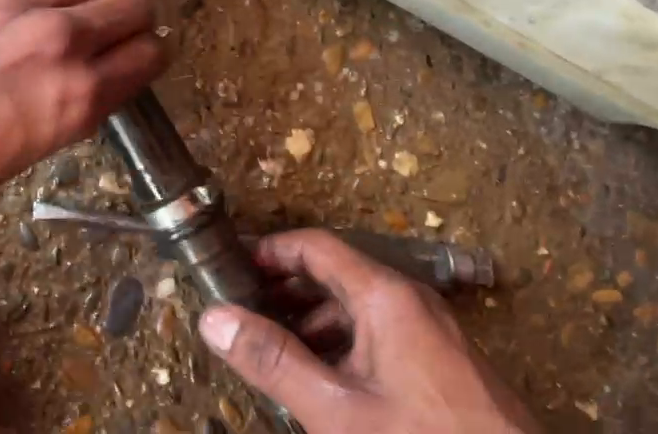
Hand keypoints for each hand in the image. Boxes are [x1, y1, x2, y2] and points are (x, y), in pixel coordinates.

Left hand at [0, 0, 162, 213]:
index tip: (138, 54)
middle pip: (133, 5)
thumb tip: (87, 80)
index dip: (148, 54)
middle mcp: (64, 41)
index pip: (148, 56)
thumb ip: (71, 109)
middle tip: (117, 22)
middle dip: (134, 15)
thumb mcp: (29, 154)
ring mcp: (23, 1)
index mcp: (80, 97)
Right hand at [198, 230, 537, 433]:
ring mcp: (432, 332)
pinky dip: (344, 345)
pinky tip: (325, 383)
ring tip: (275, 352)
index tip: (231, 268)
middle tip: (243, 314)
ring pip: (359, 308)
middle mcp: (411, 300)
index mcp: (385, 295)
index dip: (270, 251)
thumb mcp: (337, 411)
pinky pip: (382, 335)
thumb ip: (273, 362)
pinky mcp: (444, 365)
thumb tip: (213, 318)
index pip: (316, 246)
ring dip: (313, 321)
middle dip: (286, 290)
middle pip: (336, 274)